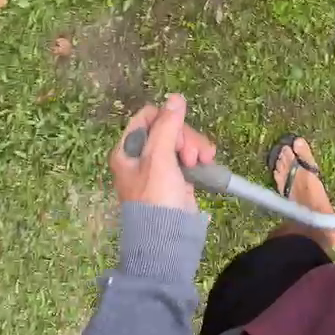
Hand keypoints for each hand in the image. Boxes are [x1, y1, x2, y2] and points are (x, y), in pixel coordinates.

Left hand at [110, 94, 215, 211]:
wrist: (167, 237)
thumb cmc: (157, 196)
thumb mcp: (159, 158)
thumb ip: (167, 126)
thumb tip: (176, 98)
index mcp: (127, 149)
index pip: (147, 117)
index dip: (167, 121)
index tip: (178, 136)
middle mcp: (140, 156)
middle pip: (167, 128)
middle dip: (185, 137)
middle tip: (193, 155)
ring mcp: (159, 167)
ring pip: (181, 142)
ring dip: (195, 146)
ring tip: (204, 160)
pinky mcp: (176, 178)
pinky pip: (188, 157)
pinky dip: (199, 158)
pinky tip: (207, 163)